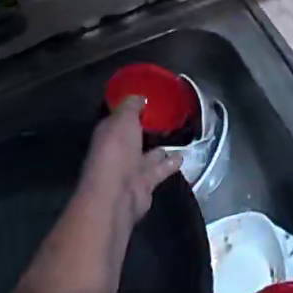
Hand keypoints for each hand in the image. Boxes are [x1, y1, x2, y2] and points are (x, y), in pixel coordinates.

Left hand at [80, 97, 182, 236]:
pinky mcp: (145, 184)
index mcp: (108, 134)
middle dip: (147, 129)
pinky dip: (170, 163)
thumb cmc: (116, 152)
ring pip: (149, 155)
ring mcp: (131, 170)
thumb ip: (131, 107)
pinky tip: (183, 156)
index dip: (132, 109)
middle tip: (168, 117)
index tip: (150, 99)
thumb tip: (139, 97)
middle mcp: (118, 152)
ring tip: (178, 136)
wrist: (117, 195)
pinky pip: (160, 170)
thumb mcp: (122, 120)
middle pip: (134, 138)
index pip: (120, 119)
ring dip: (161, 148)